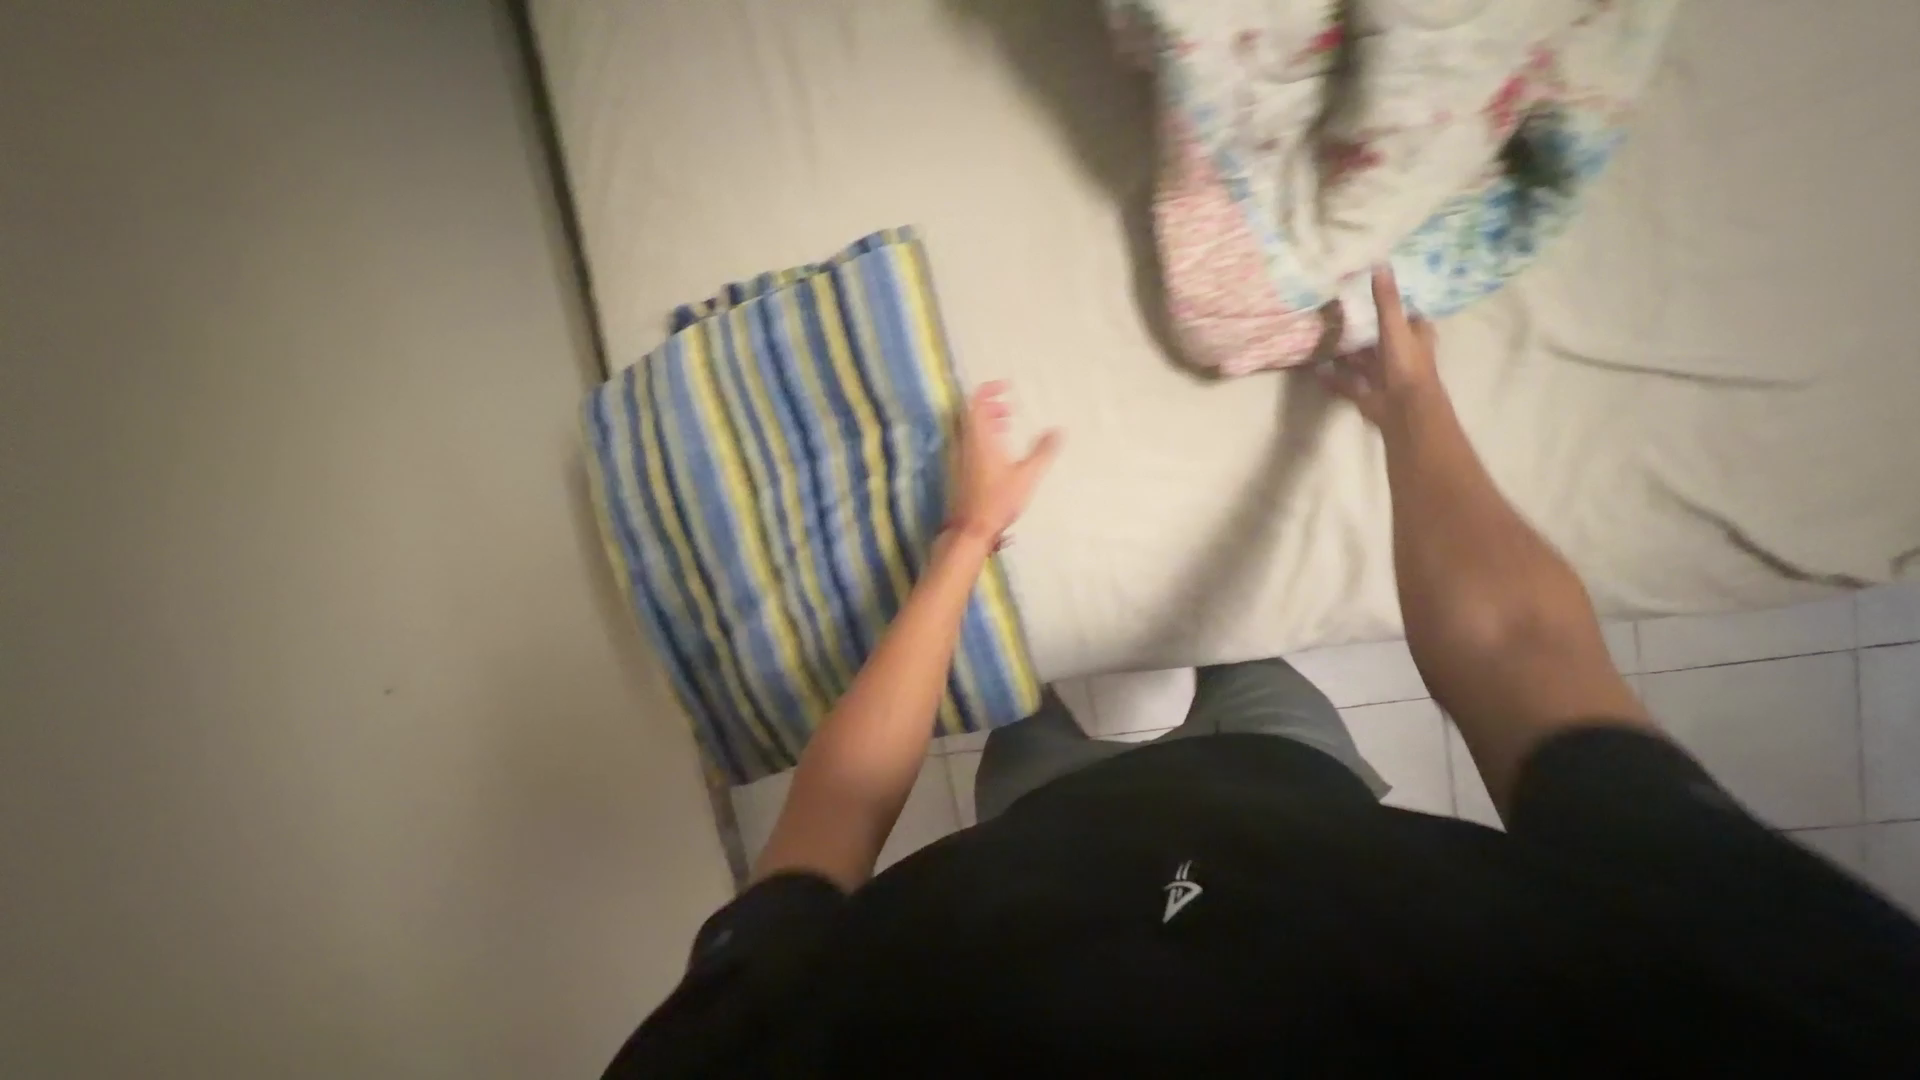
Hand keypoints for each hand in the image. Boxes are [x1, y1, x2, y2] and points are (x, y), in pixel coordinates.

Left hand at [949, 381, 1060, 543]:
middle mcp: (965, 443)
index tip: (1007, 387)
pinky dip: (983, 438)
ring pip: (970, 429)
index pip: (976, 401)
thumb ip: (1043, 451)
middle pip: (972, 413)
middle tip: (1011, 410)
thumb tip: (1059, 431)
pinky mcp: (957, 471)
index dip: (989, 389)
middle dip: (992, 406)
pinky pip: (968, 443)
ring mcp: (958, 457)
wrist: (970, 529)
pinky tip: (999, 453)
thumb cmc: (998, 500)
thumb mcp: (1027, 475)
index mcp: (979, 438)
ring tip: (1008, 427)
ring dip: (987, 422)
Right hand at [1315, 264, 1441, 425]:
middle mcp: (1402, 355)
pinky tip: (1317, 370)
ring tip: (1324, 341)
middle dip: (1366, 331)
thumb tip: (1379, 263)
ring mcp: (1384, 375)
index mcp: (1416, 337)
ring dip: (1348, 356)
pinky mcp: (1367, 393)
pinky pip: (1347, 382)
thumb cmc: (1406, 362)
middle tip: (1342, 317)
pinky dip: (1333, 378)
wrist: (1404, 406)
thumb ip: (1386, 300)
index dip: (1396, 307)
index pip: (1409, 317)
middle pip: (1383, 339)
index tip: (1375, 295)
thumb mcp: (1395, 326)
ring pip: (1364, 362)